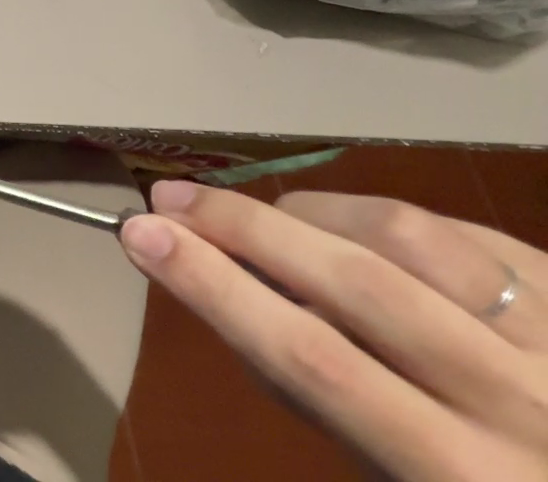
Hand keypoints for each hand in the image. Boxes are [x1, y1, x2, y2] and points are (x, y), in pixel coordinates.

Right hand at [119, 181, 547, 480]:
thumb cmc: (460, 475)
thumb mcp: (377, 462)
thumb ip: (304, 378)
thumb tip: (208, 270)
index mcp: (463, 471)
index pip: (314, 359)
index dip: (216, 286)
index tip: (140, 234)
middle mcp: (525, 402)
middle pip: (356, 281)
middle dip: (241, 226)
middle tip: (169, 197)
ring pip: (405, 234)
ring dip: (307, 213)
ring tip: (267, 217)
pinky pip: (456, 225)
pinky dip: (375, 217)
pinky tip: (352, 231)